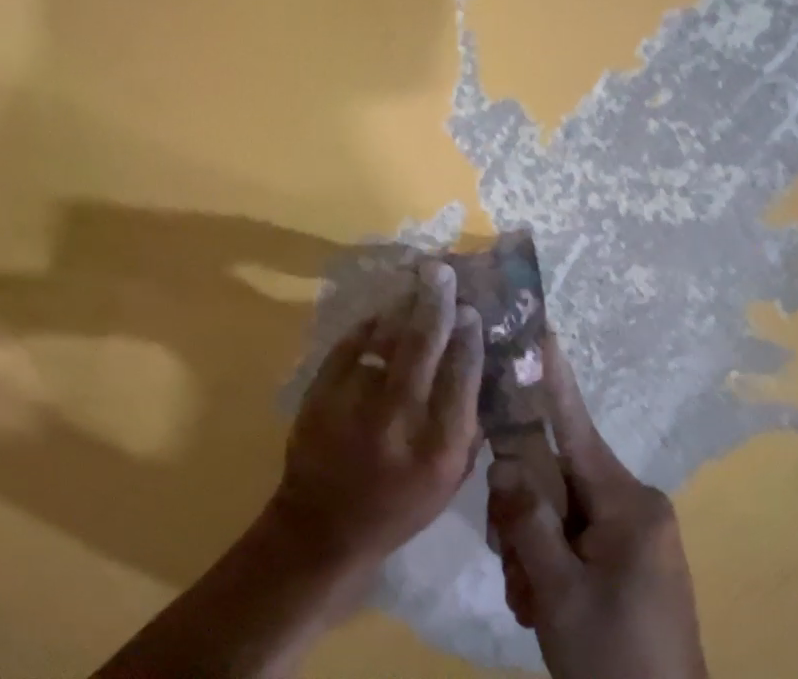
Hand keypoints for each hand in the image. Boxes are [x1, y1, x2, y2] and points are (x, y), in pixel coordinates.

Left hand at [272, 260, 484, 564]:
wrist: (322, 524)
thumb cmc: (397, 507)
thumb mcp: (447, 483)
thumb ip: (466, 429)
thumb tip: (476, 369)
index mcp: (439, 447)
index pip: (462, 377)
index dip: (469, 338)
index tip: (473, 311)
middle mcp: (399, 419)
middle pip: (423, 346)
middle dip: (437, 304)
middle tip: (444, 272)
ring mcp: (355, 402)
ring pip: (384, 338)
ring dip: (402, 306)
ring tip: (417, 281)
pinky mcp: (322, 392)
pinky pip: (350, 346)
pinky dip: (368, 326)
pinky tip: (382, 313)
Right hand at [488, 333, 707, 678]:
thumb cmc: (613, 654)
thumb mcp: (558, 589)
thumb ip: (526, 518)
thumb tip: (503, 462)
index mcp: (627, 502)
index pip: (574, 425)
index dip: (551, 377)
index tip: (537, 328)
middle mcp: (633, 506)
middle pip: (555, 477)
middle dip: (523, 516)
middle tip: (514, 567)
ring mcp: (632, 535)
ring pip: (556, 512)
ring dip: (531, 550)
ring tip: (532, 600)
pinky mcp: (626, 560)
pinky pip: (571, 538)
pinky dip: (547, 566)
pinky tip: (541, 604)